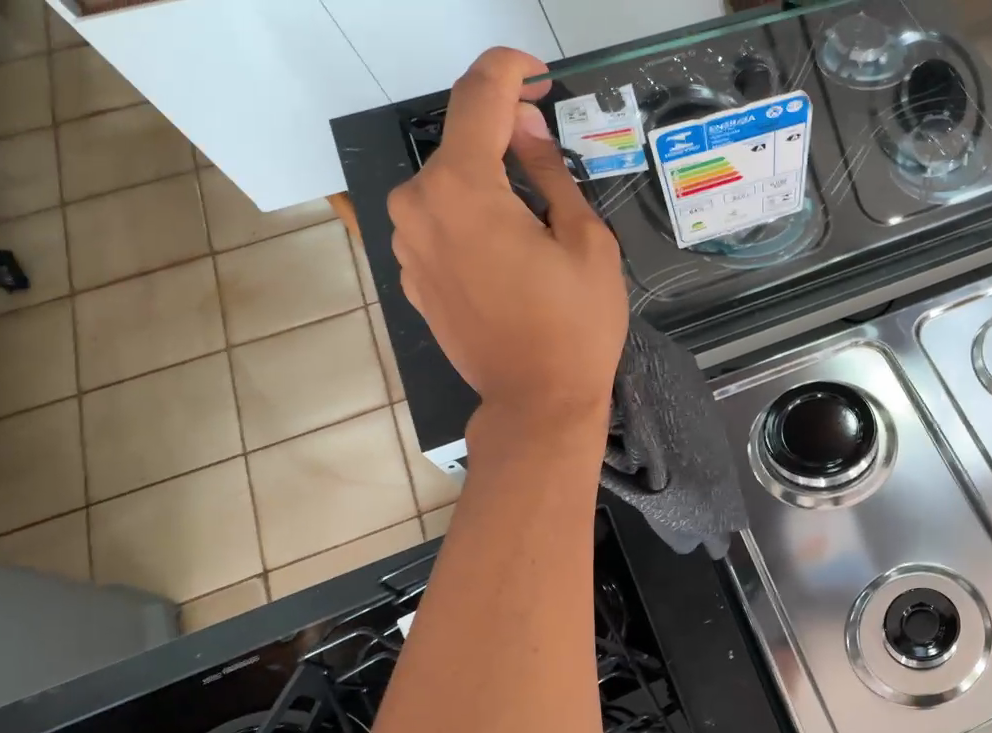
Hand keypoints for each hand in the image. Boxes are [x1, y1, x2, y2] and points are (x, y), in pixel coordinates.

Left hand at [388, 48, 627, 435]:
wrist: (536, 402)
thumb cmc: (575, 326)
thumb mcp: (586, 243)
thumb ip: (550, 173)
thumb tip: (525, 128)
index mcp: (463, 187)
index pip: (478, 97)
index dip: (509, 71)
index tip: (536, 71)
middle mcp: (417, 202)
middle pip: (461, 149)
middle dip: (504, 146)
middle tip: (552, 173)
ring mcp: (406, 241)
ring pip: (450, 191)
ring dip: (490, 191)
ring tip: (537, 235)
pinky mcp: (410, 274)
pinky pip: (441, 228)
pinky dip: (473, 227)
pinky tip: (512, 265)